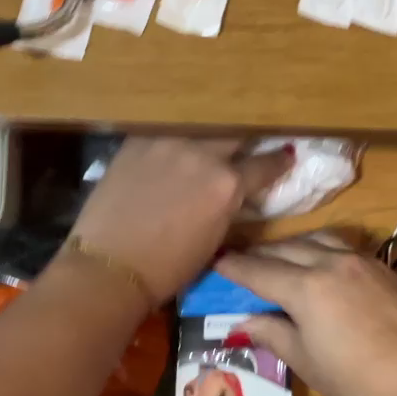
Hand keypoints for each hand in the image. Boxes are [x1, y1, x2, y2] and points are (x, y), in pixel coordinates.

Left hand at [71, 137, 291, 302]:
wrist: (108, 268)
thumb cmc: (167, 268)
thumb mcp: (216, 237)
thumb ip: (231, 205)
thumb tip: (239, 191)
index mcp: (228, 184)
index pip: (266, 164)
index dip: (279, 160)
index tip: (287, 153)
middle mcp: (203, 155)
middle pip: (237, 132)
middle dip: (248, 136)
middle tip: (250, 139)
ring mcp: (168, 143)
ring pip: (202, 127)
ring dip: (212, 134)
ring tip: (210, 138)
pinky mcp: (139, 141)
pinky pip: (167, 130)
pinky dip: (177, 137)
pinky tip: (175, 144)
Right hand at [214, 239, 396, 395]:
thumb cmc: (354, 375)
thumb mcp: (305, 360)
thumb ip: (273, 334)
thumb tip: (245, 321)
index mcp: (305, 287)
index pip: (260, 271)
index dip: (235, 266)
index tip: (217, 260)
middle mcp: (330, 262)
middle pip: (286, 249)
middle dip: (261, 253)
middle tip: (242, 258)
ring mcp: (359, 260)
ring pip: (317, 238)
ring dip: (293, 244)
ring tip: (280, 256)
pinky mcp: (380, 265)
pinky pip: (342, 245)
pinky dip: (321, 248)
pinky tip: (320, 262)